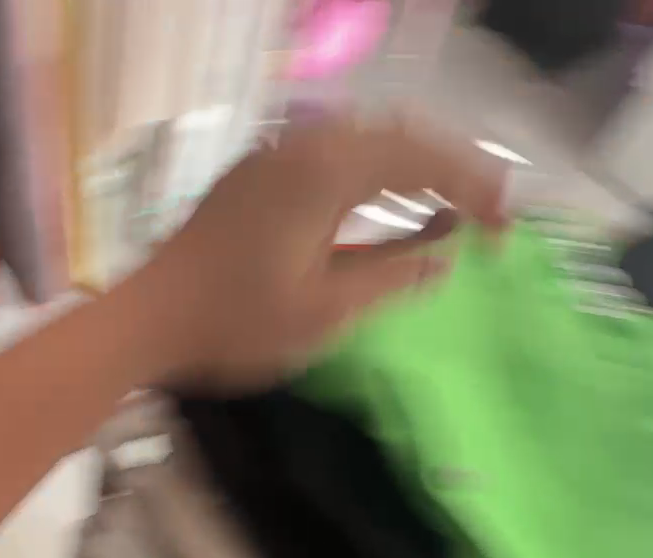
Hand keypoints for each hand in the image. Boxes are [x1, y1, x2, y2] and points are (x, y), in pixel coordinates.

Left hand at [129, 111, 510, 390]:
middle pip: (396, 136)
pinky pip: (324, 157)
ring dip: (407, 168)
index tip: (506, 227)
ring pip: (359, 142)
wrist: (146, 322)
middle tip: (484, 212)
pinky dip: (364, 176)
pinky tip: (374, 206)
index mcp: (325, 171)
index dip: (474, 188)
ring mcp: (270, 156)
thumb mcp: (322, 313)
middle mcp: (300, 145)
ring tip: (442, 206)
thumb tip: (444, 257)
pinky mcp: (251, 177)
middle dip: (449, 169)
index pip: (422, 159)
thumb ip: (390, 278)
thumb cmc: (232, 325)